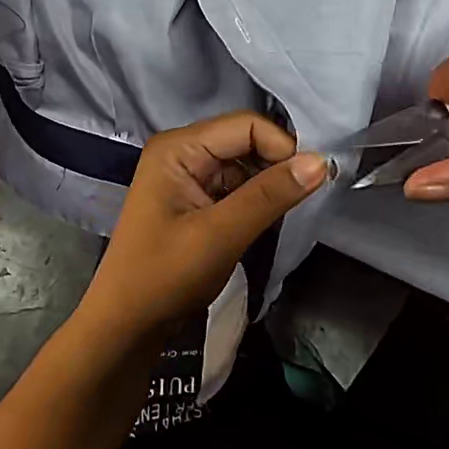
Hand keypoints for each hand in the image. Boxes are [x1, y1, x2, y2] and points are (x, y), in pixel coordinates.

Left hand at [78, 111, 327, 340]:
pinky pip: (236, 185)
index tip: (316, 178)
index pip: (245, 125)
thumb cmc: (165, 275)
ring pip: (244, 163)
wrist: (126, 323)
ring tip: (297, 207)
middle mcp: (182, 151)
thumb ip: (269, 195)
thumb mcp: (220, 235)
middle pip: (245, 140)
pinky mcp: (195, 199)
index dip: (283, 146)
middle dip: (279, 162)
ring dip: (271, 182)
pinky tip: (275, 215)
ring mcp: (187, 175)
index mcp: (178, 147)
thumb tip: (321, 162)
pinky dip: (258, 198)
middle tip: (314, 192)